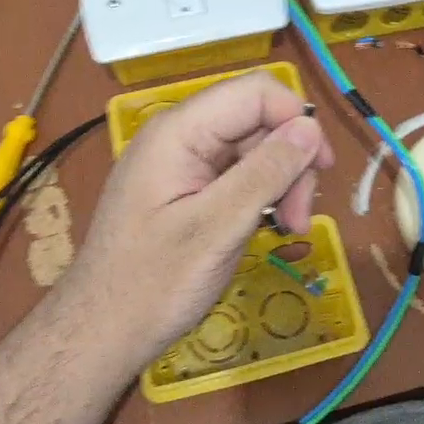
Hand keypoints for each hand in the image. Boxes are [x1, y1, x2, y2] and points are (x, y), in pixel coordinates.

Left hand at [59, 71, 334, 372]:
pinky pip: (235, 174)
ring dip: (280, 183)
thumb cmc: (154, 283)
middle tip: (301, 218)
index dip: (296, 119)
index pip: (255, 92)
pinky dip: (260, 196)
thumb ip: (265, 173)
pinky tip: (268, 226)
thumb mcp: (217, 228)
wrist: (103, 332)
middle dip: (289, 161)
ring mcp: (180, 162)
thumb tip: (310, 127)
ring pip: (252, 149)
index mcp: (179, 131)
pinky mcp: (185, 188)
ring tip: (288, 229)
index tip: (321, 169)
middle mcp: (179, 135)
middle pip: (257, 121)